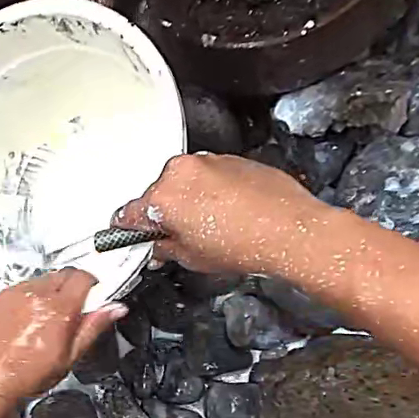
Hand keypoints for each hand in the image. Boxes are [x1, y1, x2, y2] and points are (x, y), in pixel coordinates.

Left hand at [0, 270, 124, 404]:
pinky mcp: (0, 297)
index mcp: (58, 309)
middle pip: (63, 274)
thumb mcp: (70, 356)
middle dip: (71, 287)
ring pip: (42, 279)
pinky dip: (30, 296)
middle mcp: (36, 295)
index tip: (93, 293)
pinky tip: (28, 318)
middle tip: (70, 310)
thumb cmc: (27, 376)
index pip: (83, 276)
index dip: (92, 283)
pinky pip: (22, 287)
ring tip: (47, 317)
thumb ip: (93, 327)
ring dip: (50, 291)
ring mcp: (15, 294)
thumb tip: (115, 308)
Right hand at [113, 153, 323, 274]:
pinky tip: (227, 213)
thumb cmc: (246, 244)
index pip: (130, 213)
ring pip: (184, 183)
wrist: (291, 231)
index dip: (128, 228)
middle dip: (164, 214)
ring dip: (189, 201)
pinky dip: (212, 191)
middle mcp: (181, 172)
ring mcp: (207, 162)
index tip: (130, 232)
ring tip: (211, 226)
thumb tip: (160, 245)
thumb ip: (165, 248)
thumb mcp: (191, 258)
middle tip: (179, 236)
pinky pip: (209, 176)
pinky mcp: (230, 159)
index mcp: (163, 197)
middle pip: (158, 194)